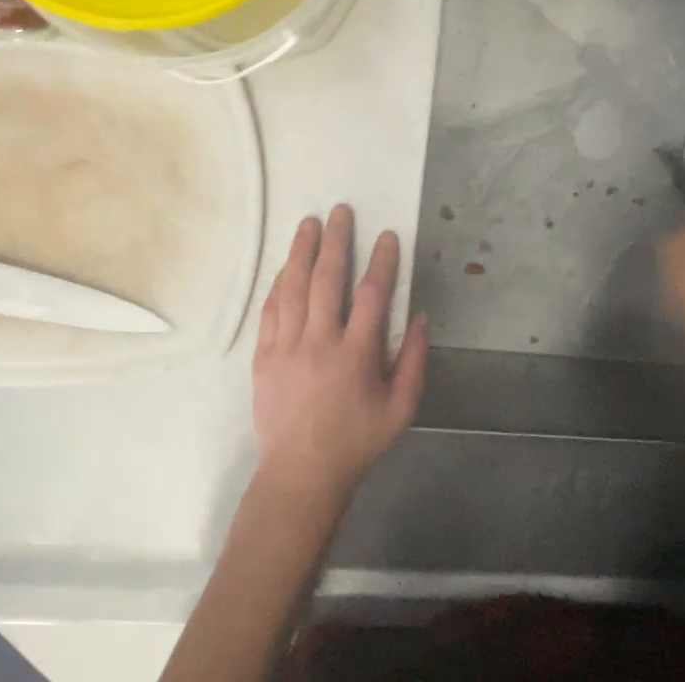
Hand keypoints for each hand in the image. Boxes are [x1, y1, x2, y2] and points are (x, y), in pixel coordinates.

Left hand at [252, 204, 427, 509]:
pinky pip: (270, 312)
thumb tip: (420, 318)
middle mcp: (319, 343)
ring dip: (301, 252)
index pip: (372, 295)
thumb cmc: (357, 441)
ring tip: (309, 224)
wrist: (301, 474)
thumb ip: (414, 361)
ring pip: (293, 289)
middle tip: (341, 211)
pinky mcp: (264, 358)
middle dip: (337, 241)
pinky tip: (285, 267)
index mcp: (356, 355)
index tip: (388, 236)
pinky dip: (278, 285)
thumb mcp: (401, 407)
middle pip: (327, 280)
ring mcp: (286, 348)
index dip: (383, 261)